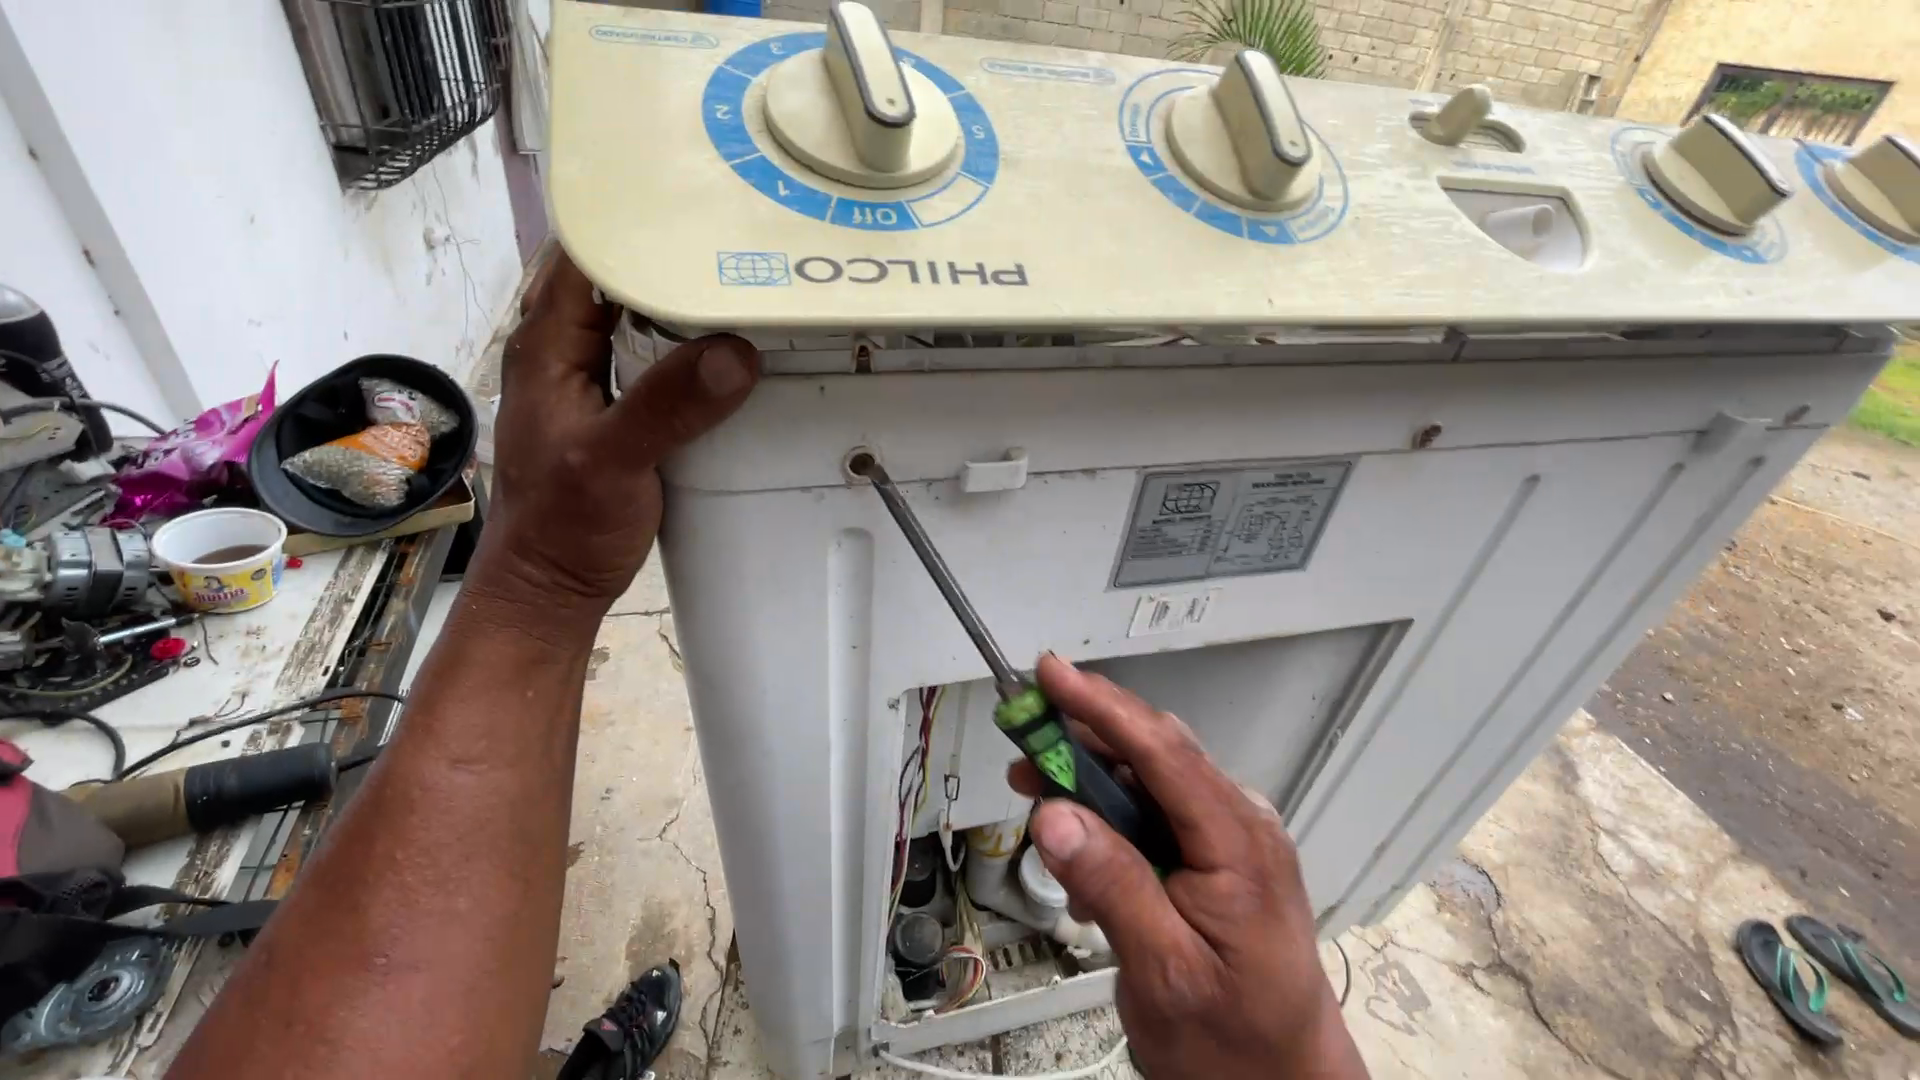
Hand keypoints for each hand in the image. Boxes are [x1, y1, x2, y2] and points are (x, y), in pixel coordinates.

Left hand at [472, 249, 759, 631]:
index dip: (633, 219)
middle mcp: (567, 347)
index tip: (696, 200)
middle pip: (616, 276)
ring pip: (638, 314)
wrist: (554, 583)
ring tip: (743, 269)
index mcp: (547, 343)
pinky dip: (689, 340)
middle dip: (668, 249)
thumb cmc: (565, 523)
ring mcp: (594, 377)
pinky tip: (730, 339)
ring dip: (682, 294)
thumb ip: (667, 407)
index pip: (586, 253)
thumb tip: (738, 353)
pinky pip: (656, 355)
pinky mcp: (622, 407)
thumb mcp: (612, 462)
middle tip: (736, 229)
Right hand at [1007, 655, 1368, 1079]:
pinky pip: (1152, 813)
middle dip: (1083, 742)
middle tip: (1023, 755)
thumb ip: (1114, 884)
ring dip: (1090, 787)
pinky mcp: (1213, 853)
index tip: (1049, 672)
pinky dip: (1108, 822)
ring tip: (1042, 810)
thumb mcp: (1165, 971)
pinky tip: (1085, 863)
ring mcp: (1228, 836)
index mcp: (1239, 843)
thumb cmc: (1233, 1041)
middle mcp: (1238, 822)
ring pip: (1146, 780)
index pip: (1163, 752)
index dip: (1102, 706)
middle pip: (1152, 754)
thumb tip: (1052, 813)